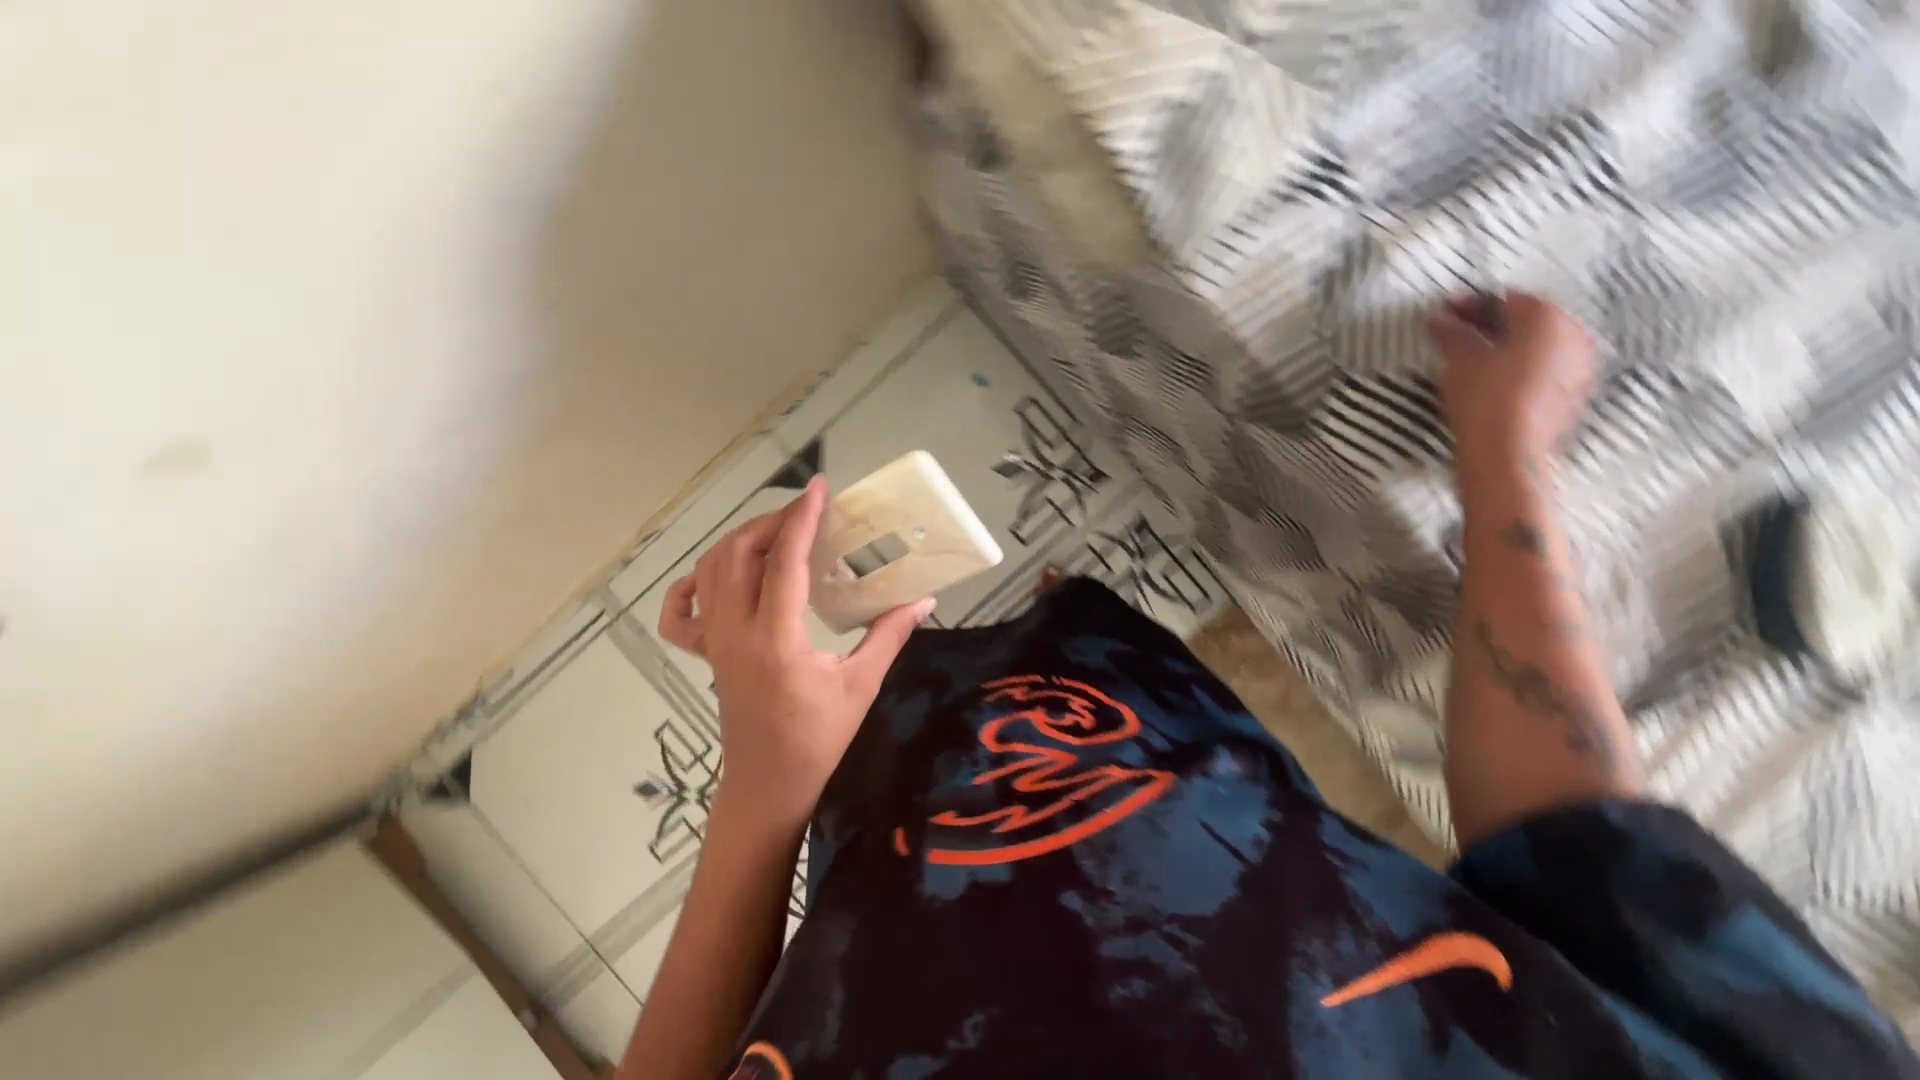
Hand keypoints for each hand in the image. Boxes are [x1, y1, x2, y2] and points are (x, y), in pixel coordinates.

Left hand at [657, 477, 934, 823]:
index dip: (802, 519)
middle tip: (806, 515)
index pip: (784, 561)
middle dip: (771, 523)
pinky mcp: (706, 654)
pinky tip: (717, 576)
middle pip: (738, 554)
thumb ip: (890, 635)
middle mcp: (736, 632)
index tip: (818, 489)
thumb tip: (925, 599)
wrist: (770, 782)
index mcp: (777, 639)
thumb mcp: (861, 685)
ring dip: (740, 542)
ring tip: (776, 534)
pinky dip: (692, 584)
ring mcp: (714, 642)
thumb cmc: (819, 738)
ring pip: (710, 571)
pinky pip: (681, 612)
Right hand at [1429, 292, 1596, 465]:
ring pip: (1538, 345)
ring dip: (1508, 346)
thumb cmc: (1486, 401)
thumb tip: (1441, 319)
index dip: (1470, 304)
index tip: (1445, 313)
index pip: (1505, 299)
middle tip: (1458, 334)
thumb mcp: (1460, 361)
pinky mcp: (1573, 394)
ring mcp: (1579, 366)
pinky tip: (1495, 380)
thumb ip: (1452, 333)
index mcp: (1548, 317)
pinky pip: (1545, 368)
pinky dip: (1521, 368)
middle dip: (1492, 324)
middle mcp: (1573, 335)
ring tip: (1474, 358)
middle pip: (1528, 320)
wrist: (1507, 455)